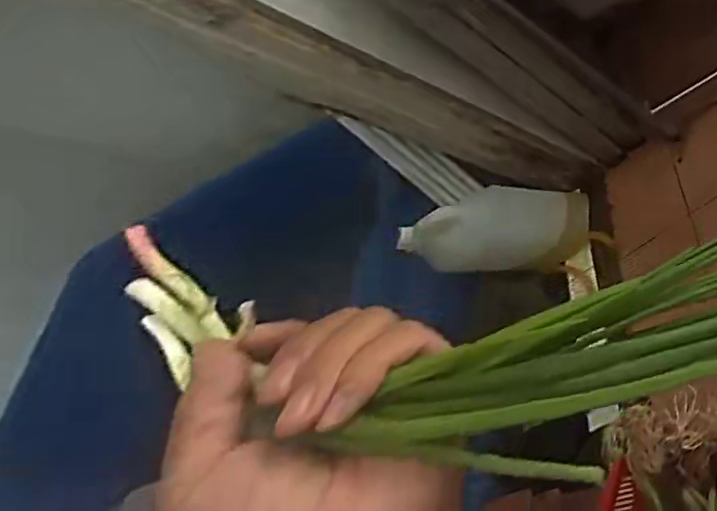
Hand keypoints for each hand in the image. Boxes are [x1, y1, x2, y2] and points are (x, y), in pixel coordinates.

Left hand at [158, 308, 458, 510]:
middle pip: (345, 318)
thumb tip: (216, 344)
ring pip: (379, 321)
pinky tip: (346, 414)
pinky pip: (412, 339)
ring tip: (312, 422)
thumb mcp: (204, 474)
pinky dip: (371, 367)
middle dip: (307, 351)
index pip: (306, 330)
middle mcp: (351, 376)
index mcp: (300, 394)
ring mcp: (398, 374)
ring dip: (336, 362)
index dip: (284, 330)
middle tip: (280, 406)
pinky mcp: (436, 373)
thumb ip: (204, 409)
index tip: (256, 345)